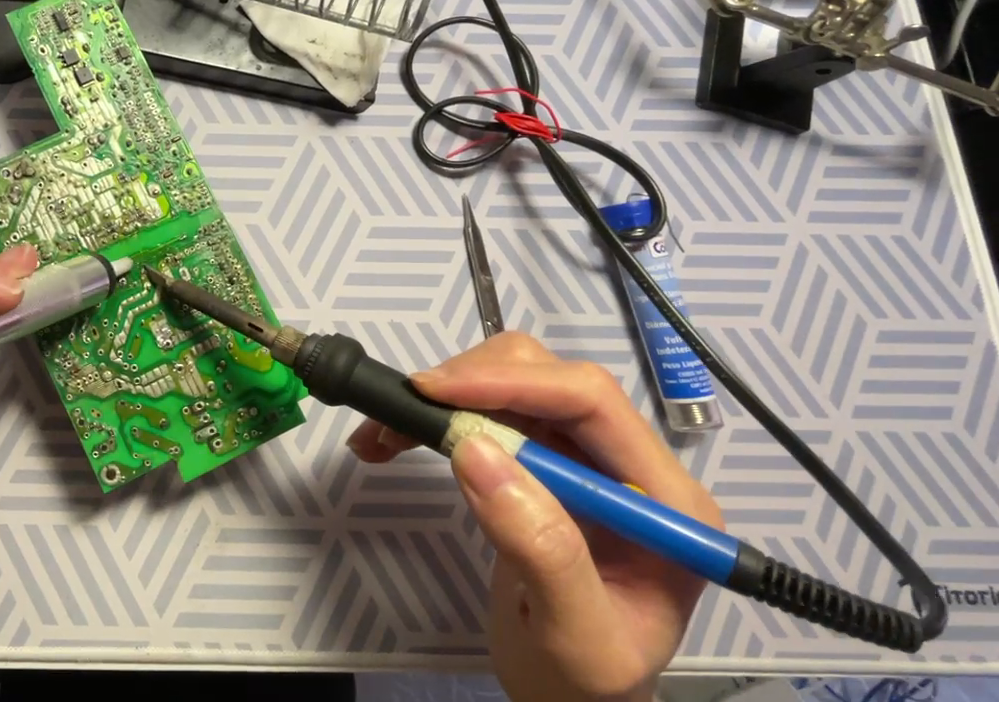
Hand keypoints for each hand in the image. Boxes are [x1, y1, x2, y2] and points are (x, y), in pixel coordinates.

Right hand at [348, 332, 722, 701]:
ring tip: (383, 434)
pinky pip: (482, 414)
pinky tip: (388, 441)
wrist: (572, 700)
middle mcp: (623, 463)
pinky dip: (430, 418)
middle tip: (402, 416)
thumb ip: (543, 551)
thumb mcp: (580, 638)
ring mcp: (578, 459)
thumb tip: (476, 453)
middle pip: (545, 377)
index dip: (510, 383)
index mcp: (663, 499)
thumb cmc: (588, 682)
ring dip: (441, 399)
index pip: (590, 402)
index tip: (432, 393)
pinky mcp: (535, 463)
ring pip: (506, 384)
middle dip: (467, 385)